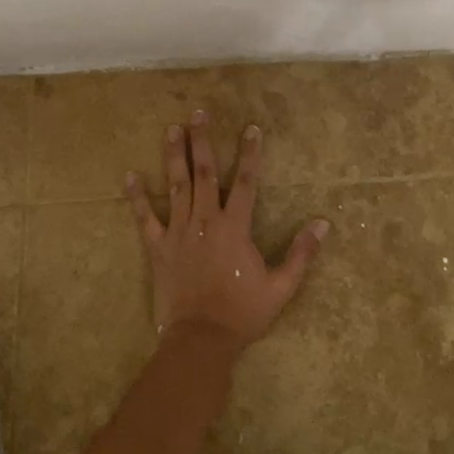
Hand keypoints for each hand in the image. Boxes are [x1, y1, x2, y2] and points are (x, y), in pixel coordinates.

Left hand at [125, 111, 328, 347]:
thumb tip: (323, 224)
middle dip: (203, 140)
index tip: (251, 127)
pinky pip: (145, 218)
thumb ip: (301, 253)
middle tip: (198, 113)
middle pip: (205, 172)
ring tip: (172, 129)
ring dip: (174, 156)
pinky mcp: (158, 248)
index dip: (250, 153)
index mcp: (235, 227)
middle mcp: (205, 221)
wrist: (200, 339)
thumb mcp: (281, 286)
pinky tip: (129, 176)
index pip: (246, 182)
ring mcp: (178, 232)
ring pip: (176, 186)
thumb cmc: (243, 313)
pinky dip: (137, 197)